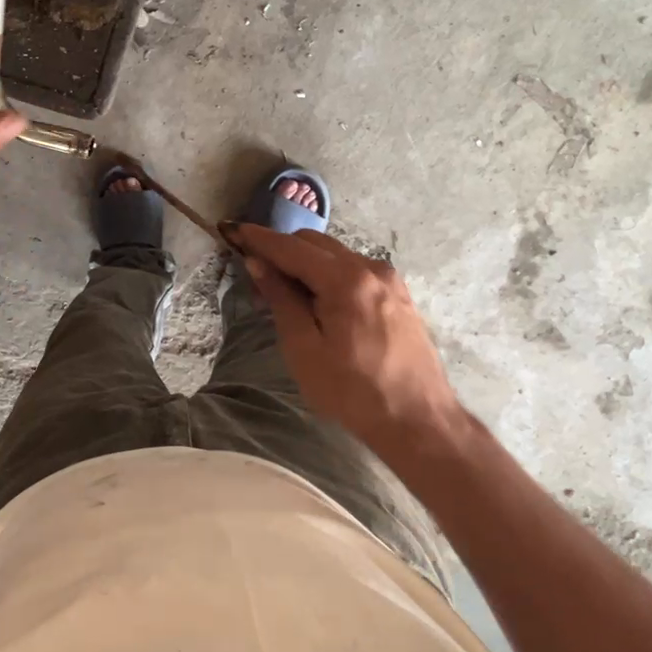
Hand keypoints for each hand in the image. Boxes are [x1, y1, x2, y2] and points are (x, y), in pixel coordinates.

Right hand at [228, 224, 467, 455]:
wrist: (419, 422)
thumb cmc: (352, 390)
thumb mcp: (303, 348)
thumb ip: (281, 299)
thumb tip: (258, 263)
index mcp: (346, 280)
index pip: (291, 248)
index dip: (259, 239)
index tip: (232, 229)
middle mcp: (370, 268)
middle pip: (314, 243)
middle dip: (281, 250)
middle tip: (255, 273)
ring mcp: (389, 280)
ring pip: (334, 254)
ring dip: (305, 262)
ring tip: (284, 291)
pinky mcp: (398, 294)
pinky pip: (353, 269)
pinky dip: (328, 273)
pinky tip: (317, 299)